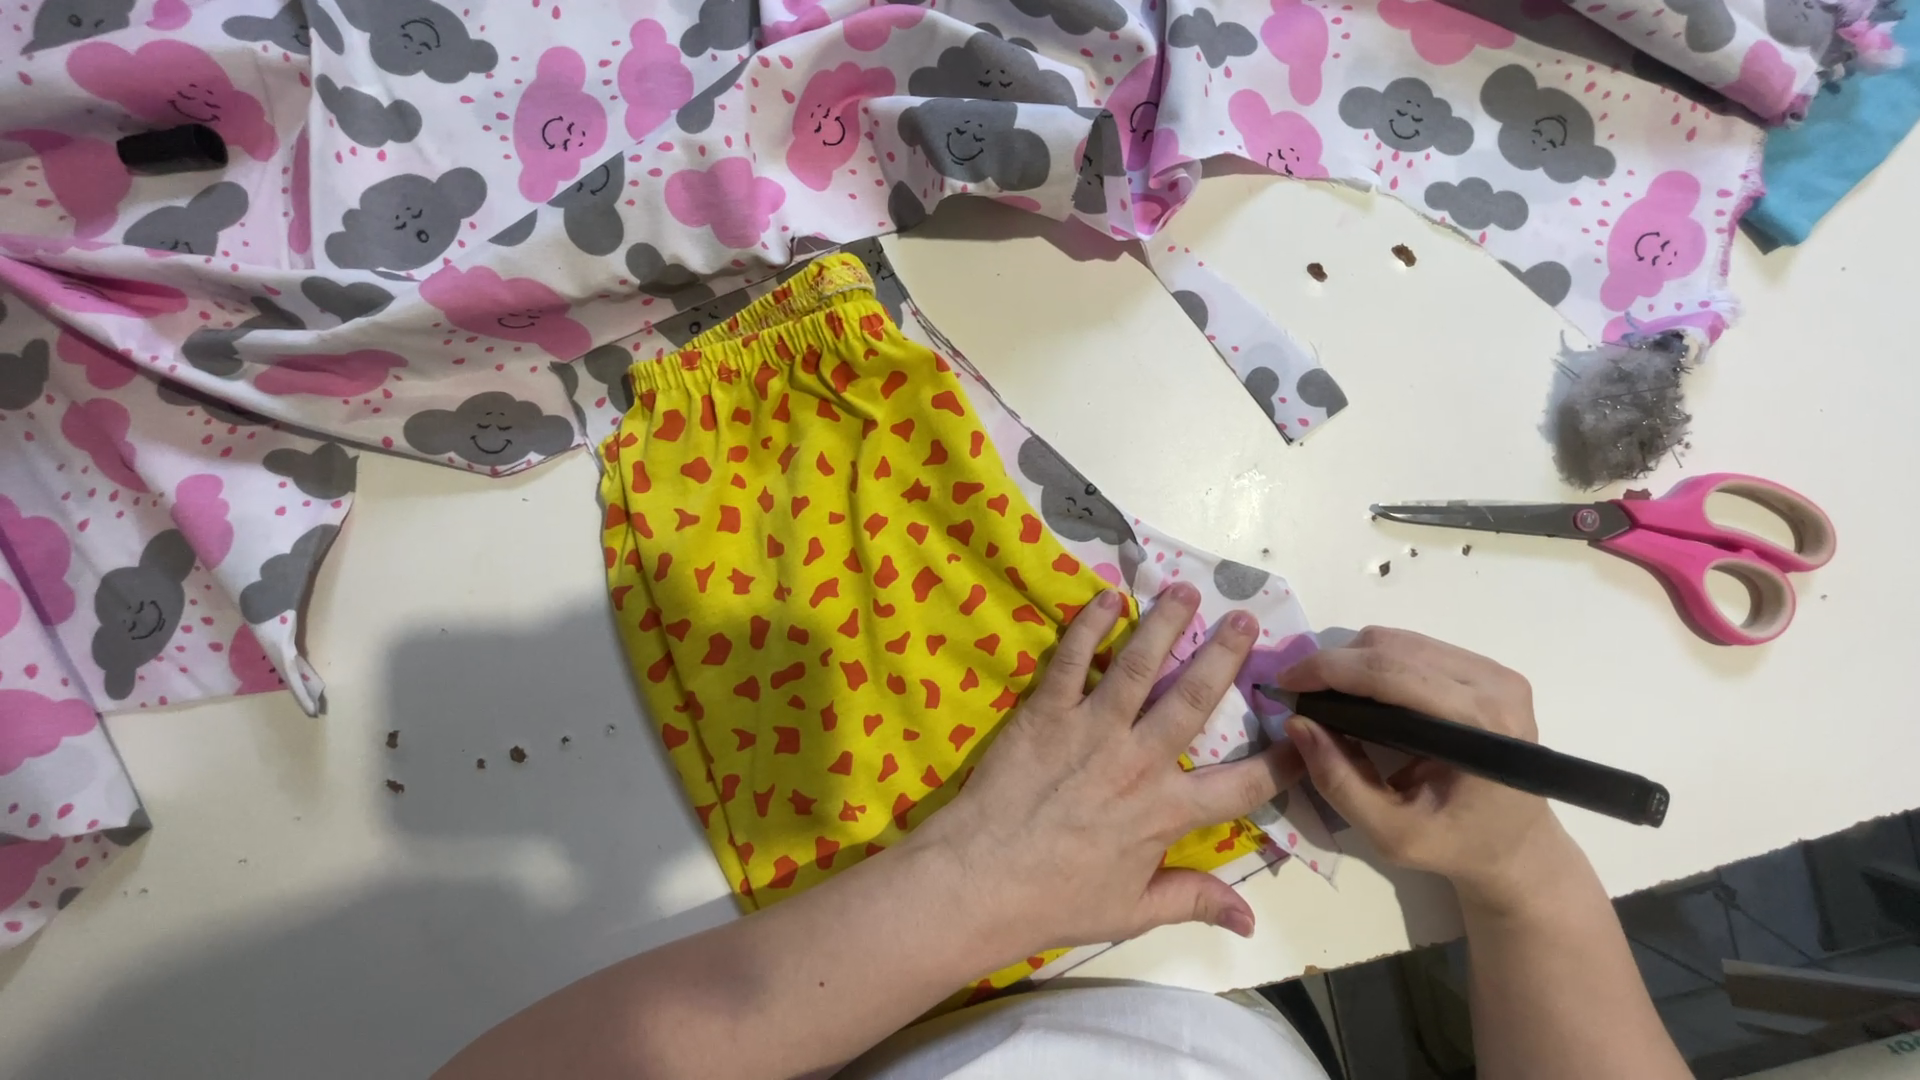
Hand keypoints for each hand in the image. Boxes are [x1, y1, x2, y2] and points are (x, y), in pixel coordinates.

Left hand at [903, 583, 1302, 957]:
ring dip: (1165, 624)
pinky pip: (1073, 660)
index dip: (1282, 765)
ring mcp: (1093, 728)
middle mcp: (1139, 759)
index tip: (1306, 737)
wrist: (983, 878)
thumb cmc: (1057, 899)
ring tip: (1185, 589)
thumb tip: (1249, 921)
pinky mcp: (1048, 711)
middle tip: (1244, 619)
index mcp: (1166, 810)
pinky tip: (1106, 599)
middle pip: (1194, 699)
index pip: (1242, 786)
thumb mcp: (1132, 910)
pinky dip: (1091, 626)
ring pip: (1140, 666)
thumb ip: (1193, 901)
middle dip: (1224, 656)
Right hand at [1274, 627, 1579, 913]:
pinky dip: (1374, 660)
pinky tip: (1361, 691)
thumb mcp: (1389, 833)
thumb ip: (1339, 781)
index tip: (1284, 683)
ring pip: (1398, 639)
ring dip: (1352, 660)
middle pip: (1390, 647)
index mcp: (1478, 725)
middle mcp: (1494, 687)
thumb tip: (1296, 723)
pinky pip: (1413, 646)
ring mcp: (1495, 673)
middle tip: (1299, 692)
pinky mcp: (1487, 670)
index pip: (1390, 672)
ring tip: (1326, 693)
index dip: (1328, 669)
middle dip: (1333, 663)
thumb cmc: (1456, 845)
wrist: (1519, 848)